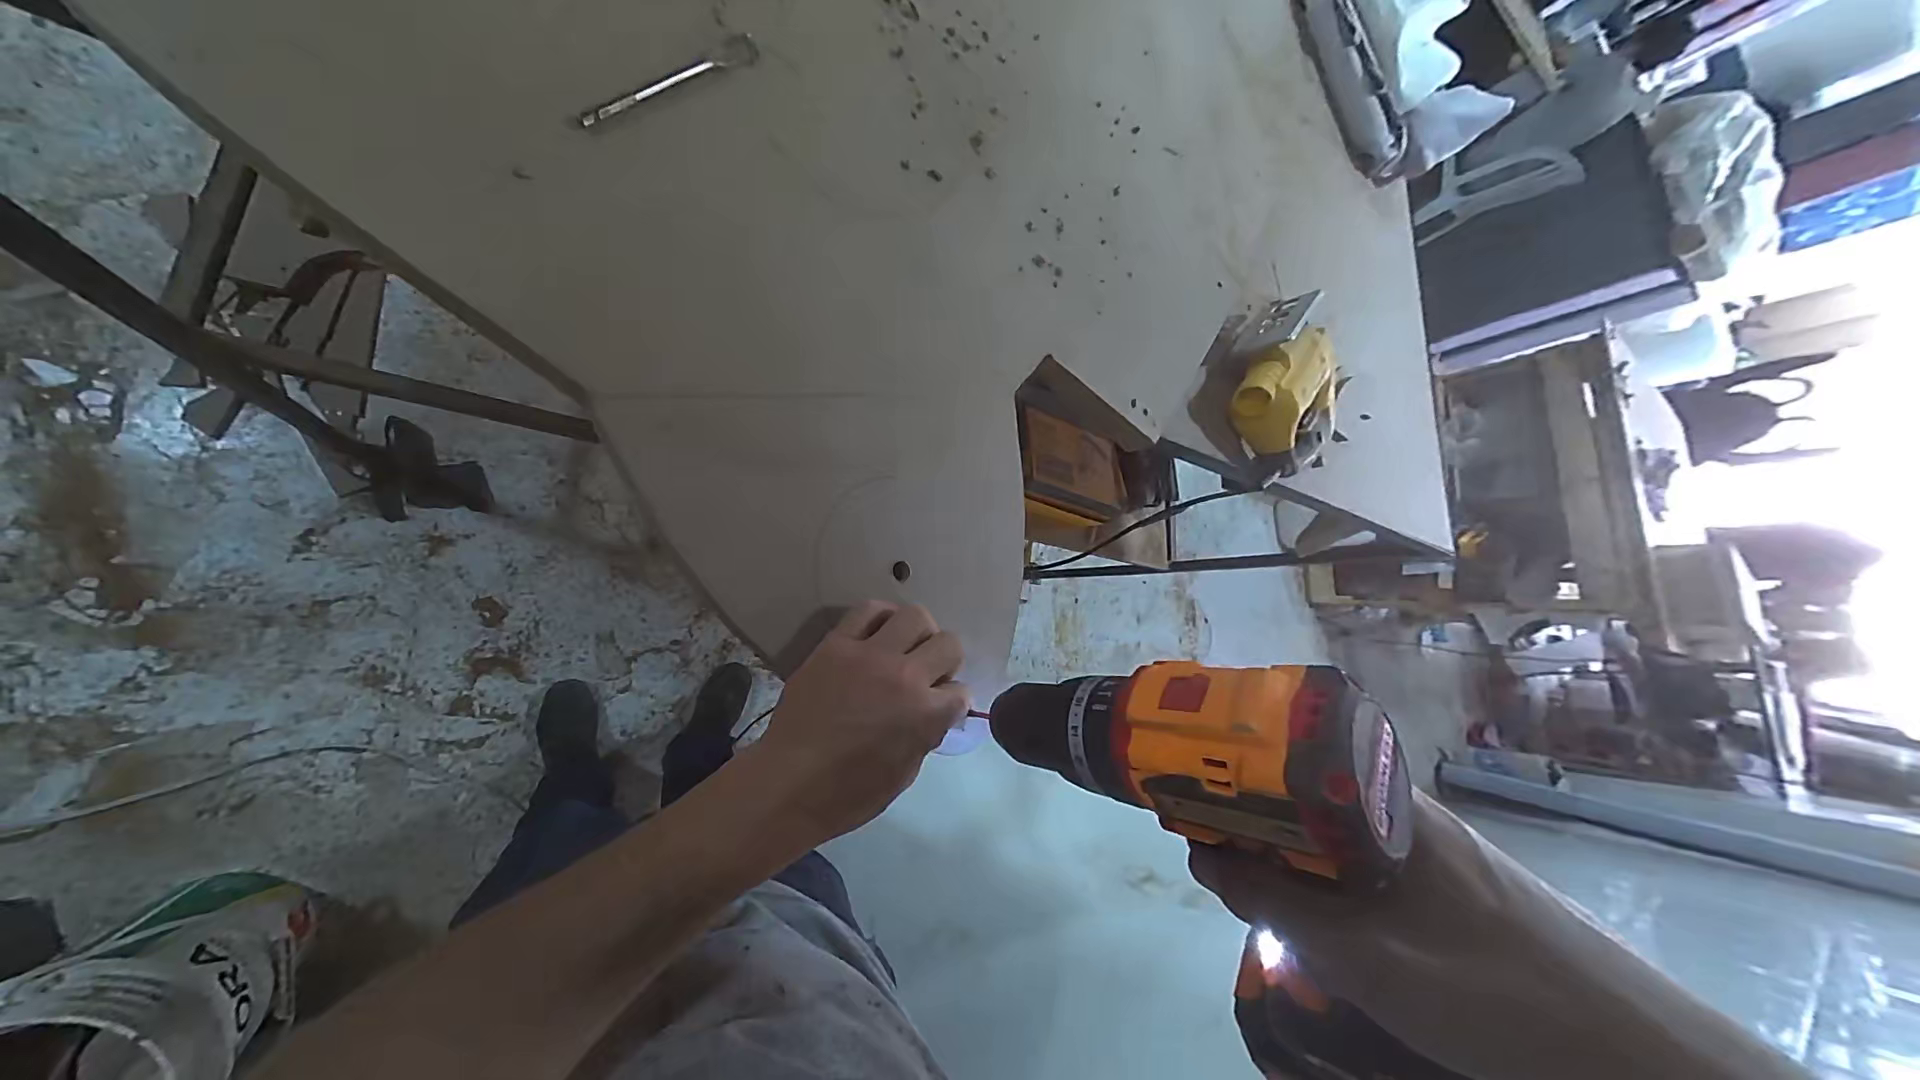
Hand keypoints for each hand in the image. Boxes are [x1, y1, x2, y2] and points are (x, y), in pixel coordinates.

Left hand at [742, 601, 967, 844]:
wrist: (789, 783)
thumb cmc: (849, 793)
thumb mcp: (905, 772)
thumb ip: (926, 733)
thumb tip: (933, 712)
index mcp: (925, 713)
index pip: (960, 691)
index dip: (952, 702)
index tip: (939, 707)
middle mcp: (904, 675)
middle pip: (948, 643)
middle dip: (945, 661)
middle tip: (928, 674)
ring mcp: (868, 655)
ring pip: (914, 615)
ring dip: (918, 632)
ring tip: (904, 647)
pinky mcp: (835, 645)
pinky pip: (866, 611)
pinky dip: (880, 618)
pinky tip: (877, 635)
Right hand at [1187, 792, 1806, 1079]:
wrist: (1650, 1065)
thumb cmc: (1499, 994)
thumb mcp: (1369, 958)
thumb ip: (1280, 905)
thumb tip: (1203, 857)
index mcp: (1388, 807)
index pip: (1291, 755)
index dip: (1234, 765)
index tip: (1190, 789)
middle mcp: (1406, 812)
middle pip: (1305, 791)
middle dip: (1251, 815)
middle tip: (1211, 848)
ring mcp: (1431, 849)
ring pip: (1332, 831)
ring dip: (1286, 852)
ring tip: (1250, 885)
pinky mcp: (1449, 887)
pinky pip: (1362, 863)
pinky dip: (1323, 878)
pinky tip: (1320, 918)